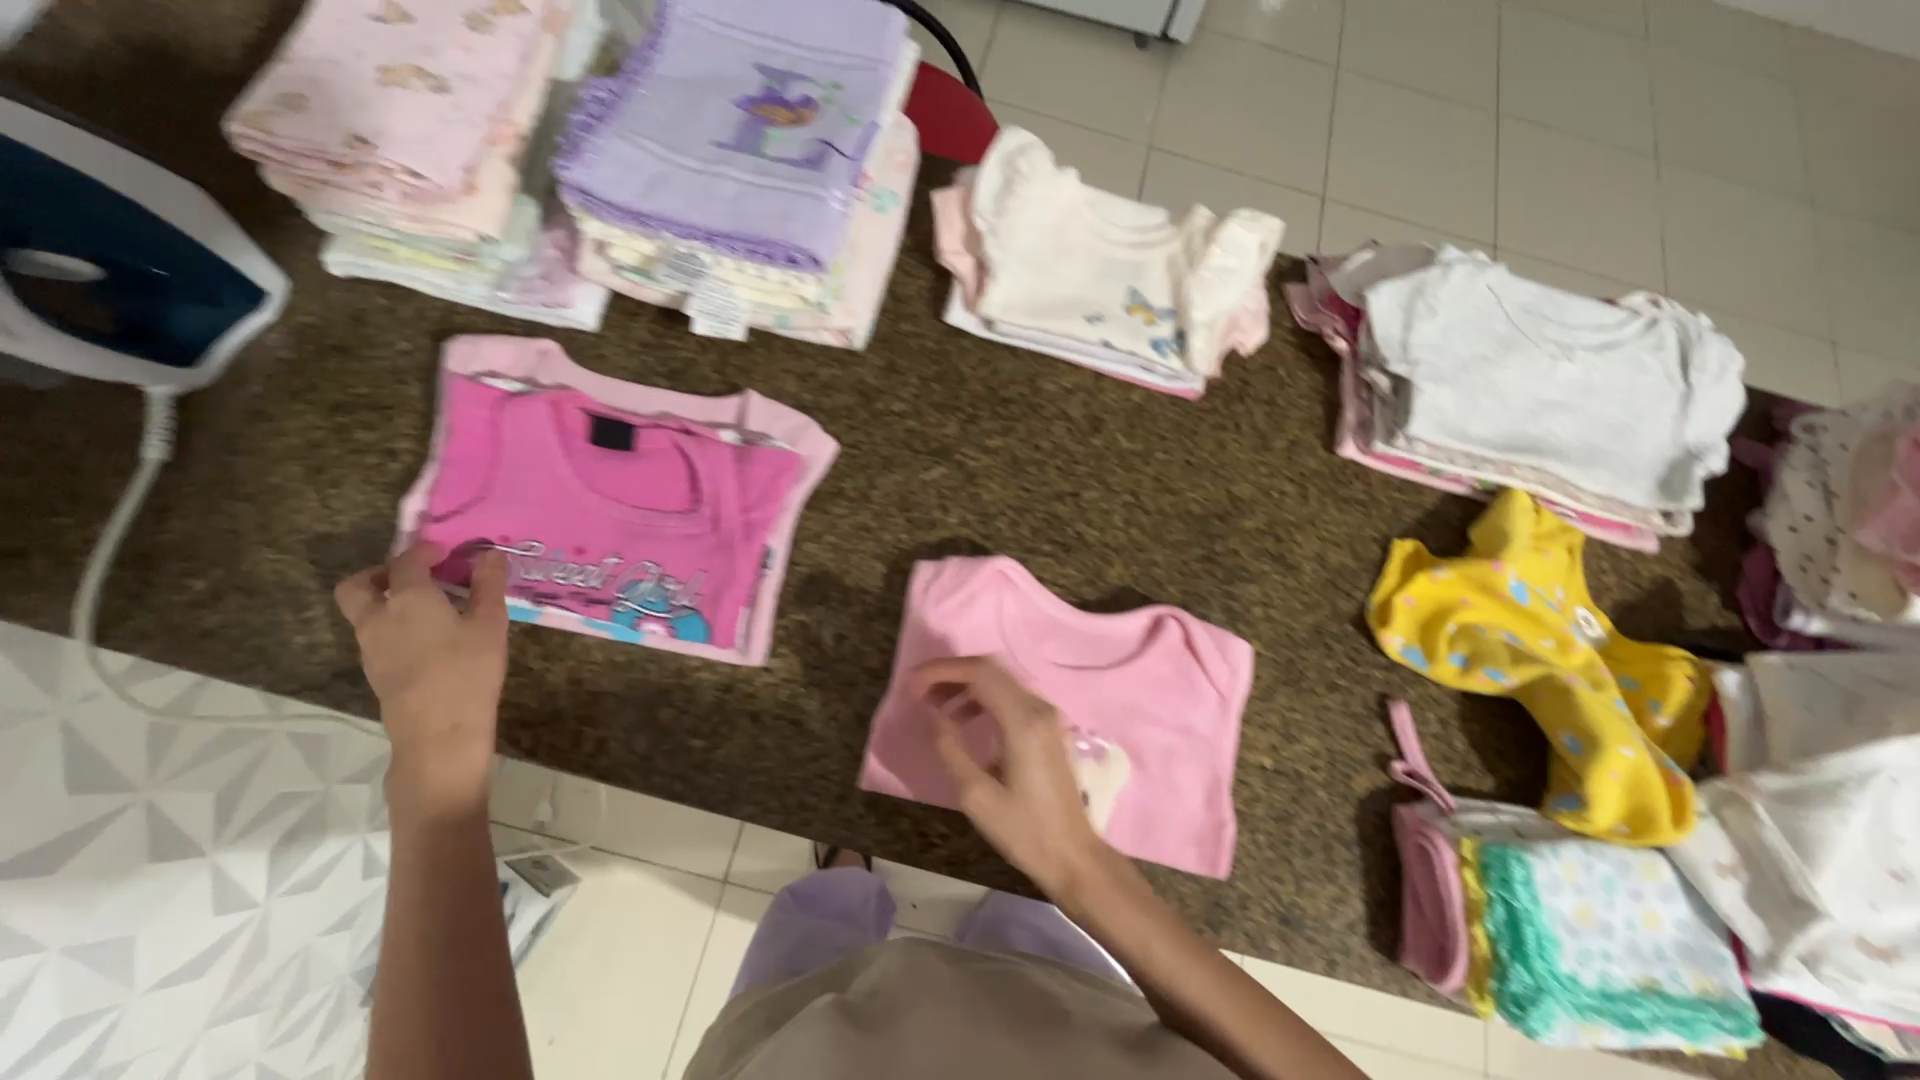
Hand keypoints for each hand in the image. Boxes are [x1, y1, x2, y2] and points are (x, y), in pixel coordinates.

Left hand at [334, 542, 509, 817]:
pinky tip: (431, 641)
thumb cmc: (469, 671)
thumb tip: (490, 554)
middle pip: (358, 585)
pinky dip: (395, 627)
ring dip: (389, 601)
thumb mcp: (491, 624)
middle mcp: (379, 616)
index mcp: (408, 598)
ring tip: (433, 610)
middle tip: (415, 577)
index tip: (447, 551)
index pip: (406, 560)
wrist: (438, 733)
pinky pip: (377, 636)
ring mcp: (370, 646)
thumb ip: (488, 585)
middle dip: (381, 573)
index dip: (424, 550)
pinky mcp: (375, 670)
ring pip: (366, 612)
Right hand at [915, 657, 1115, 902]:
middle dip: (952, 673)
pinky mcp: (1050, 729)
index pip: (980, 672)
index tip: (913, 683)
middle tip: (920, 691)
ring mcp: (1048, 717)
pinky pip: (1012, 697)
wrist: (1073, 855)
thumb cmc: (1023, 831)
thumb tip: (933, 712)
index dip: (942, 670)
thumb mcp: (975, 794)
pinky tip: (964, 720)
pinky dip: (984, 698)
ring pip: (1002, 681)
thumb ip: (950, 747)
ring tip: (936, 706)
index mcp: (1023, 721)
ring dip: (967, 685)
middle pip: (992, 669)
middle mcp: (1039, 709)